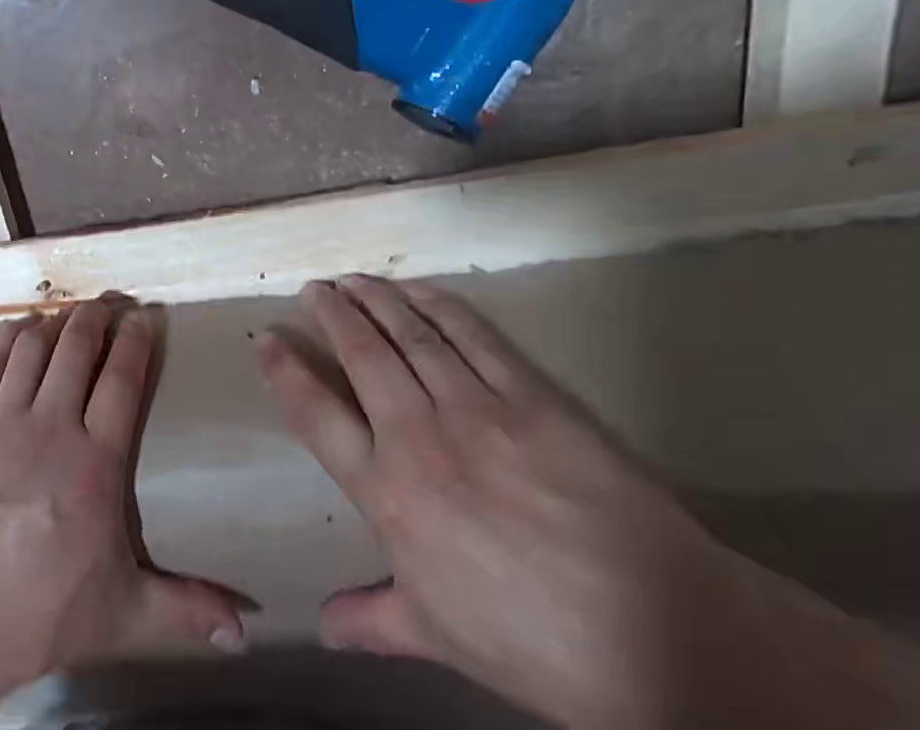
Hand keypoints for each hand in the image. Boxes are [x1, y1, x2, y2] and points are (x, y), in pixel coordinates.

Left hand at [0, 300, 247, 729]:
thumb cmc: (38, 615)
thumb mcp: (124, 614)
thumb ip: (187, 609)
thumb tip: (245, 629)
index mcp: (97, 462)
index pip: (122, 380)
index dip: (136, 341)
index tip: (146, 314)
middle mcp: (52, 429)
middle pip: (77, 351)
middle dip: (97, 317)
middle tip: (111, 300)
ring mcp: (2, 425)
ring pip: (34, 351)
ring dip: (56, 322)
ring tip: (72, 310)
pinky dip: (9, 342)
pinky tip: (20, 329)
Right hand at [254, 276, 726, 726]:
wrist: (652, 631)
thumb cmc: (529, 639)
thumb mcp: (437, 634)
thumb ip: (373, 618)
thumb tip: (323, 625)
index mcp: (386, 492)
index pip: (316, 415)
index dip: (285, 372)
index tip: (266, 340)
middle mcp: (419, 436)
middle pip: (363, 355)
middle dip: (332, 314)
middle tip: (314, 289)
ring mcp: (477, 410)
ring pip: (412, 336)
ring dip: (378, 301)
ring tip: (355, 280)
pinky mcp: (531, 397)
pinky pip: (474, 338)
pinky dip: (440, 308)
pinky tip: (420, 292)